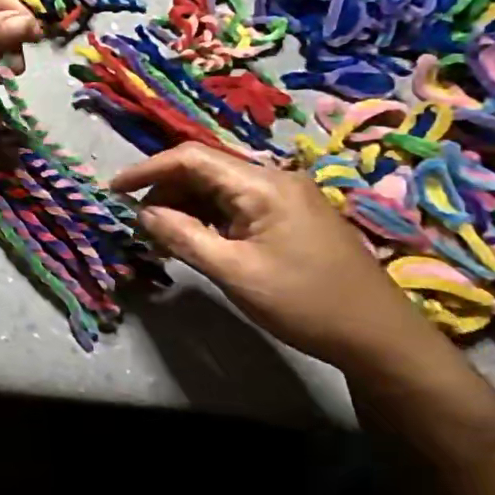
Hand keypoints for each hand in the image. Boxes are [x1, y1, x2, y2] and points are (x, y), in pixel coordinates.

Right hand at [111, 143, 443, 373]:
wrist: (379, 337)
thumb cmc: (306, 302)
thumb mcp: (235, 273)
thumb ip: (183, 237)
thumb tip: (143, 213)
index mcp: (262, 185)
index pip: (191, 158)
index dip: (148, 169)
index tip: (114, 189)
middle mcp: (273, 179)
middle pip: (204, 169)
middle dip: (165, 190)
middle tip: (139, 222)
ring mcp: (285, 197)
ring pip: (219, 187)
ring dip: (185, 205)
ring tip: (162, 235)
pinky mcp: (290, 216)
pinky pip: (237, 204)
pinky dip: (208, 217)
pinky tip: (195, 240)